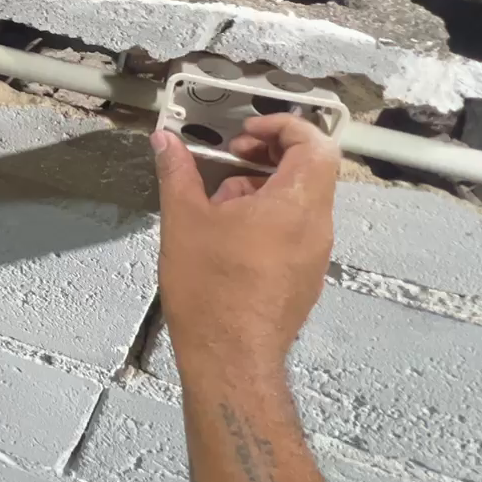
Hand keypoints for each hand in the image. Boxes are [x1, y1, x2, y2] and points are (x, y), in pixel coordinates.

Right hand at [152, 114, 338, 378]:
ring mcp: (316, 253)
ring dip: (264, 183)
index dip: (283, 125)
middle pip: (312, 168)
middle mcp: (317, 225)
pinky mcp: (306, 275)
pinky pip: (297, 226)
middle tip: (232, 154)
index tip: (244, 131)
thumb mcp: (183, 218)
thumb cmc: (208, 282)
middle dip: (270, 150)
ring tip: (220, 198)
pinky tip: (229, 232)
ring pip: (302, 198)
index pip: (315, 144)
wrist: (230, 356)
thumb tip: (165, 138)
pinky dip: (270, 212)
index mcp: (295, 204)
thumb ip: (177, 171)